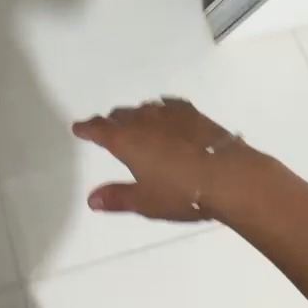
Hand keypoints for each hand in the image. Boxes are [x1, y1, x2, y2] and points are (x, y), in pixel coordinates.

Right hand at [71, 98, 260, 221]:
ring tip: (137, 126)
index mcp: (126, 141)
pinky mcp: (191, 113)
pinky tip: (166, 115)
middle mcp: (143, 121)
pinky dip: (161, 110)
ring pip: (143, 109)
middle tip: (109, 132)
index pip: (99, 129)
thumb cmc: (183, 193)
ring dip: (136, 116)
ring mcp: (168, 113)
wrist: (229, 176)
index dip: (87, 128)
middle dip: (112, 123)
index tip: (78, 127)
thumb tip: (91, 199)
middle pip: (120, 116)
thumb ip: (117, 198)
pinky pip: (168, 105)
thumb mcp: (146, 202)